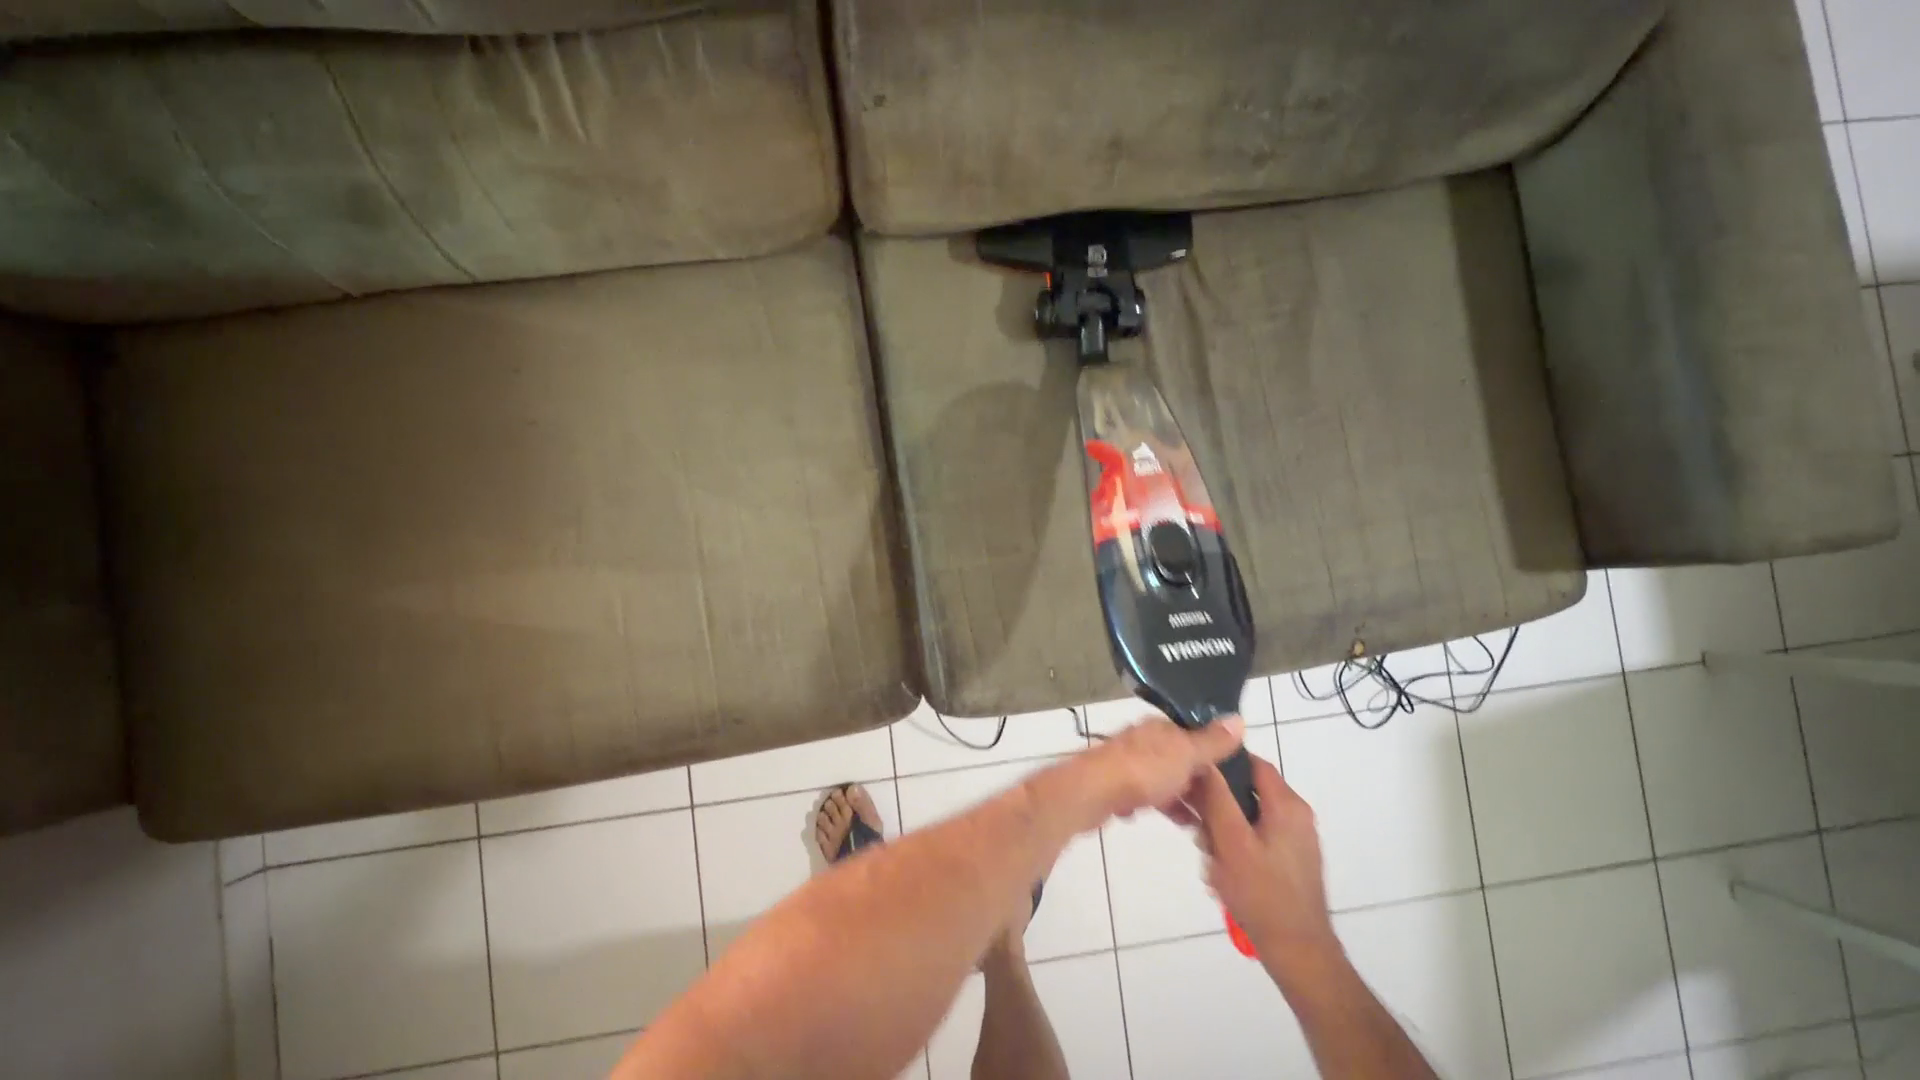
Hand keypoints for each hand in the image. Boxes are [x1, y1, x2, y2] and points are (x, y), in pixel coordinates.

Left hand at [1031, 715, 1245, 834]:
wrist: (1091, 792)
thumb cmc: (1142, 771)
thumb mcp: (1185, 754)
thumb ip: (1211, 742)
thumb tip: (1238, 718)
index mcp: (1159, 728)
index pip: (1192, 734)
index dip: (1213, 754)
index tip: (1232, 777)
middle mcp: (1141, 741)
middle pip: (1176, 758)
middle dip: (1196, 781)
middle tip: (1219, 807)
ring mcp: (1125, 763)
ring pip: (1159, 779)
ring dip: (1177, 797)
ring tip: (1198, 822)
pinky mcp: (1112, 786)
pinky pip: (1140, 795)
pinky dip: (1155, 806)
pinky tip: (1165, 821)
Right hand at [1182, 755, 1339, 969]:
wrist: (1297, 950)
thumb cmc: (1262, 894)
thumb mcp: (1231, 842)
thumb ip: (1216, 799)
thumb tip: (1205, 761)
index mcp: (1287, 805)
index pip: (1252, 764)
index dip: (1221, 767)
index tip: (1192, 781)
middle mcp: (1296, 816)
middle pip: (1246, 794)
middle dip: (1218, 812)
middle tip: (1201, 836)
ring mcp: (1295, 841)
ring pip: (1247, 820)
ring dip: (1223, 836)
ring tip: (1214, 864)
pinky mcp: (1290, 861)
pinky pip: (1255, 841)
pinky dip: (1236, 851)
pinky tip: (1224, 876)